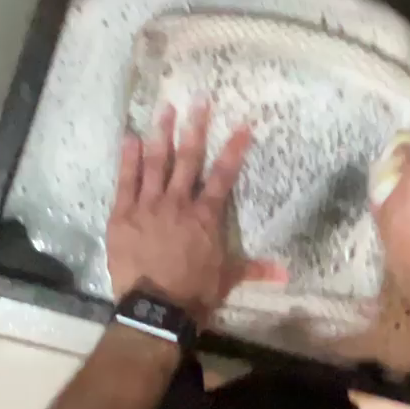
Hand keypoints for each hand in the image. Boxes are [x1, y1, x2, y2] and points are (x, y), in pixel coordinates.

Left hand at [107, 101, 283, 324]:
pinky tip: (129, 138)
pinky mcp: (122, 215)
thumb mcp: (228, 278)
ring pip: (156, 163)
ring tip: (164, 109)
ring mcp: (148, 206)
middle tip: (199, 100)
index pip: (223, 176)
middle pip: (188, 159)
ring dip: (161, 134)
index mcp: (206, 216)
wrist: (157, 308)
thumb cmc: (196, 292)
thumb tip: (286, 273)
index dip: (234, 149)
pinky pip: (125, 181)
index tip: (242, 125)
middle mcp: (179, 203)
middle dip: (196, 128)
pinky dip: (128, 159)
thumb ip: (255, 269)